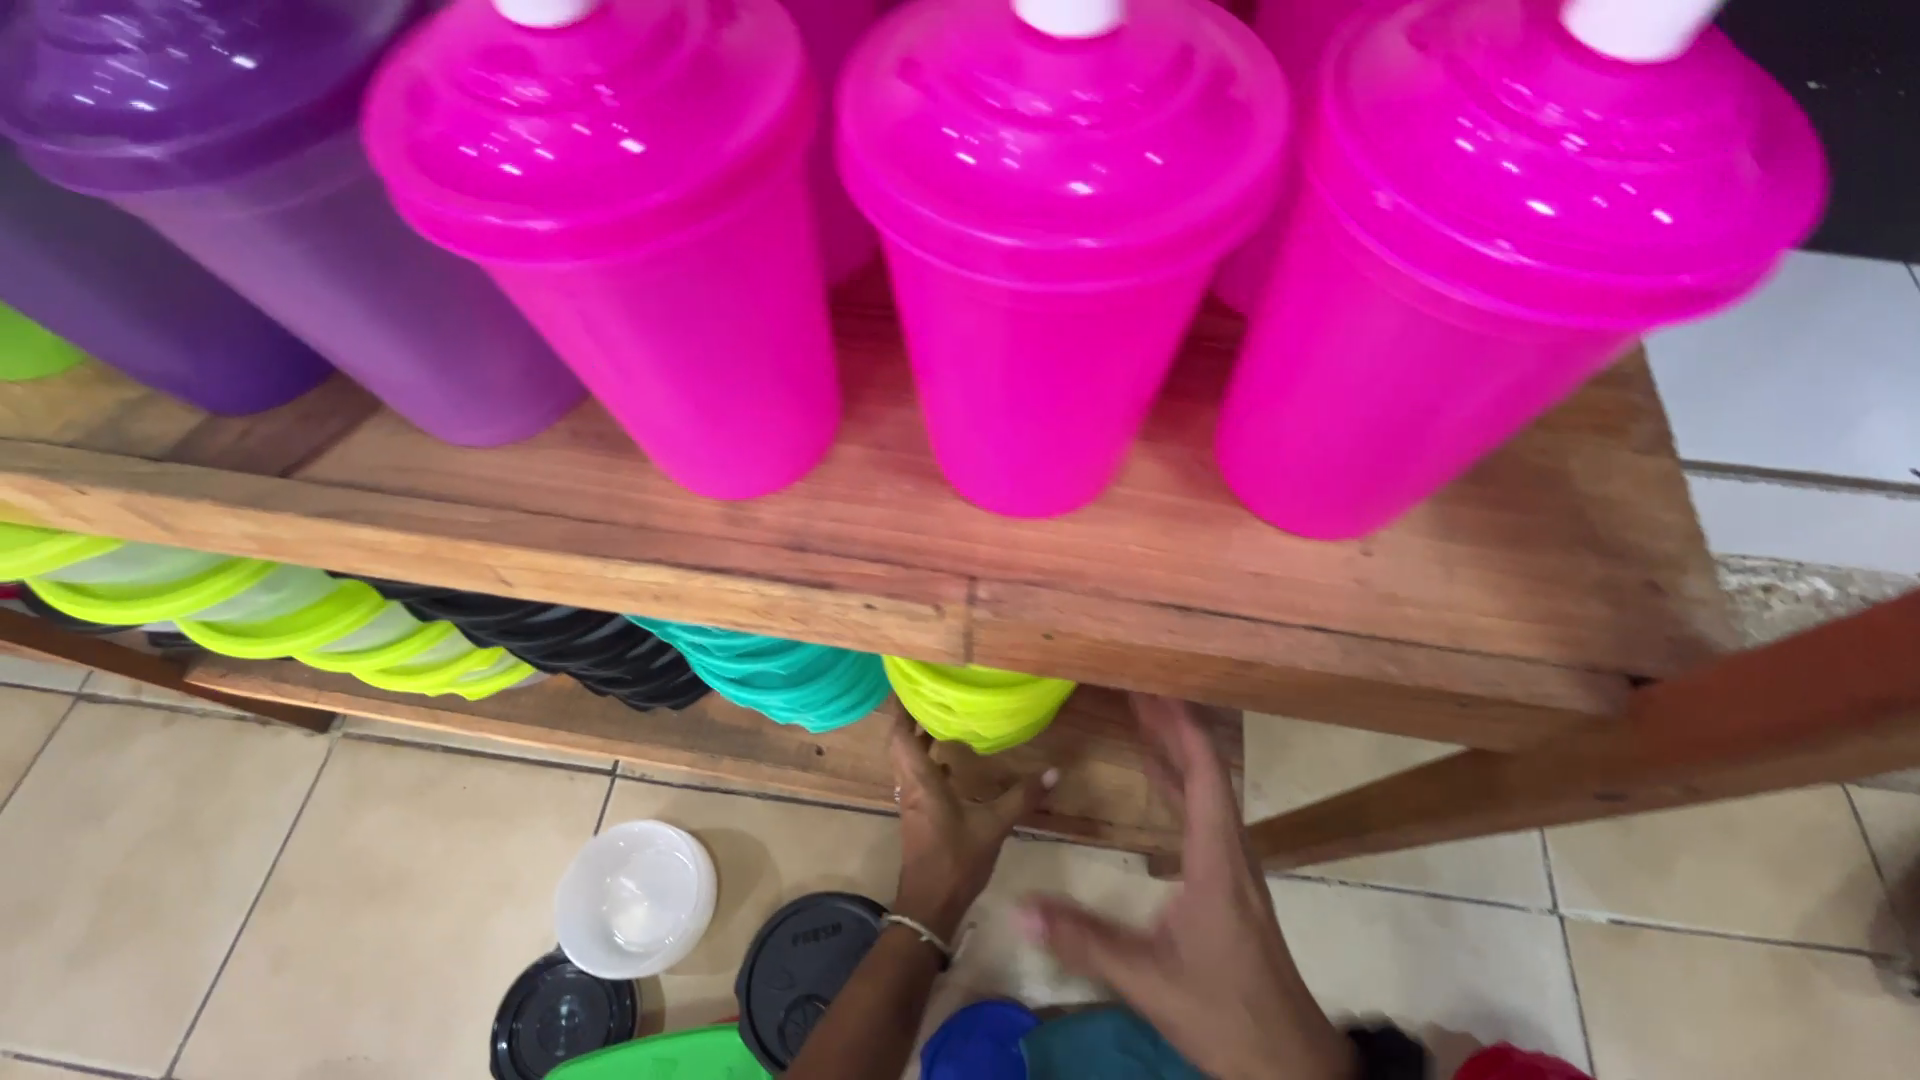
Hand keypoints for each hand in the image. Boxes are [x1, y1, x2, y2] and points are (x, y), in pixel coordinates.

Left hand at [890, 710, 1056, 939]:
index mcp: (922, 781)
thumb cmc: (955, 861)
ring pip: (906, 762)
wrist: (929, 906)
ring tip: (942, 724)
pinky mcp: (916, 818)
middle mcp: (910, 787)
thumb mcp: (994, 826)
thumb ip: (1021, 797)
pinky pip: (915, 779)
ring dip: (918, 742)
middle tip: (932, 699)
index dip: (902, 710)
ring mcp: (911, 803)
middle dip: (911, 720)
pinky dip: (926, 765)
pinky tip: (950, 766)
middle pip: (899, 745)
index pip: (900, 736)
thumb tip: (1054, 771)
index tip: (912, 687)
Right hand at [1018, 695, 1353, 1079]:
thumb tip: (1020, 910)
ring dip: (1176, 752)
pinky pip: (1203, 816)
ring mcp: (1233, 869)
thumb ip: (1085, 942)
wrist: (1289, 1060)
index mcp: (1217, 861)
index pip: (1205, 776)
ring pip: (1207, 793)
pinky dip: (1179, 785)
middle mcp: (1230, 853)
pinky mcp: (1229, 885)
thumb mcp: (1148, 981)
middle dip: (1172, 727)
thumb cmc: (1226, 1014)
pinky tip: (1158, 779)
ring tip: (1142, 717)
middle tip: (1134, 687)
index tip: (1154, 689)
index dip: (1182, 728)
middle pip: (1206, 773)